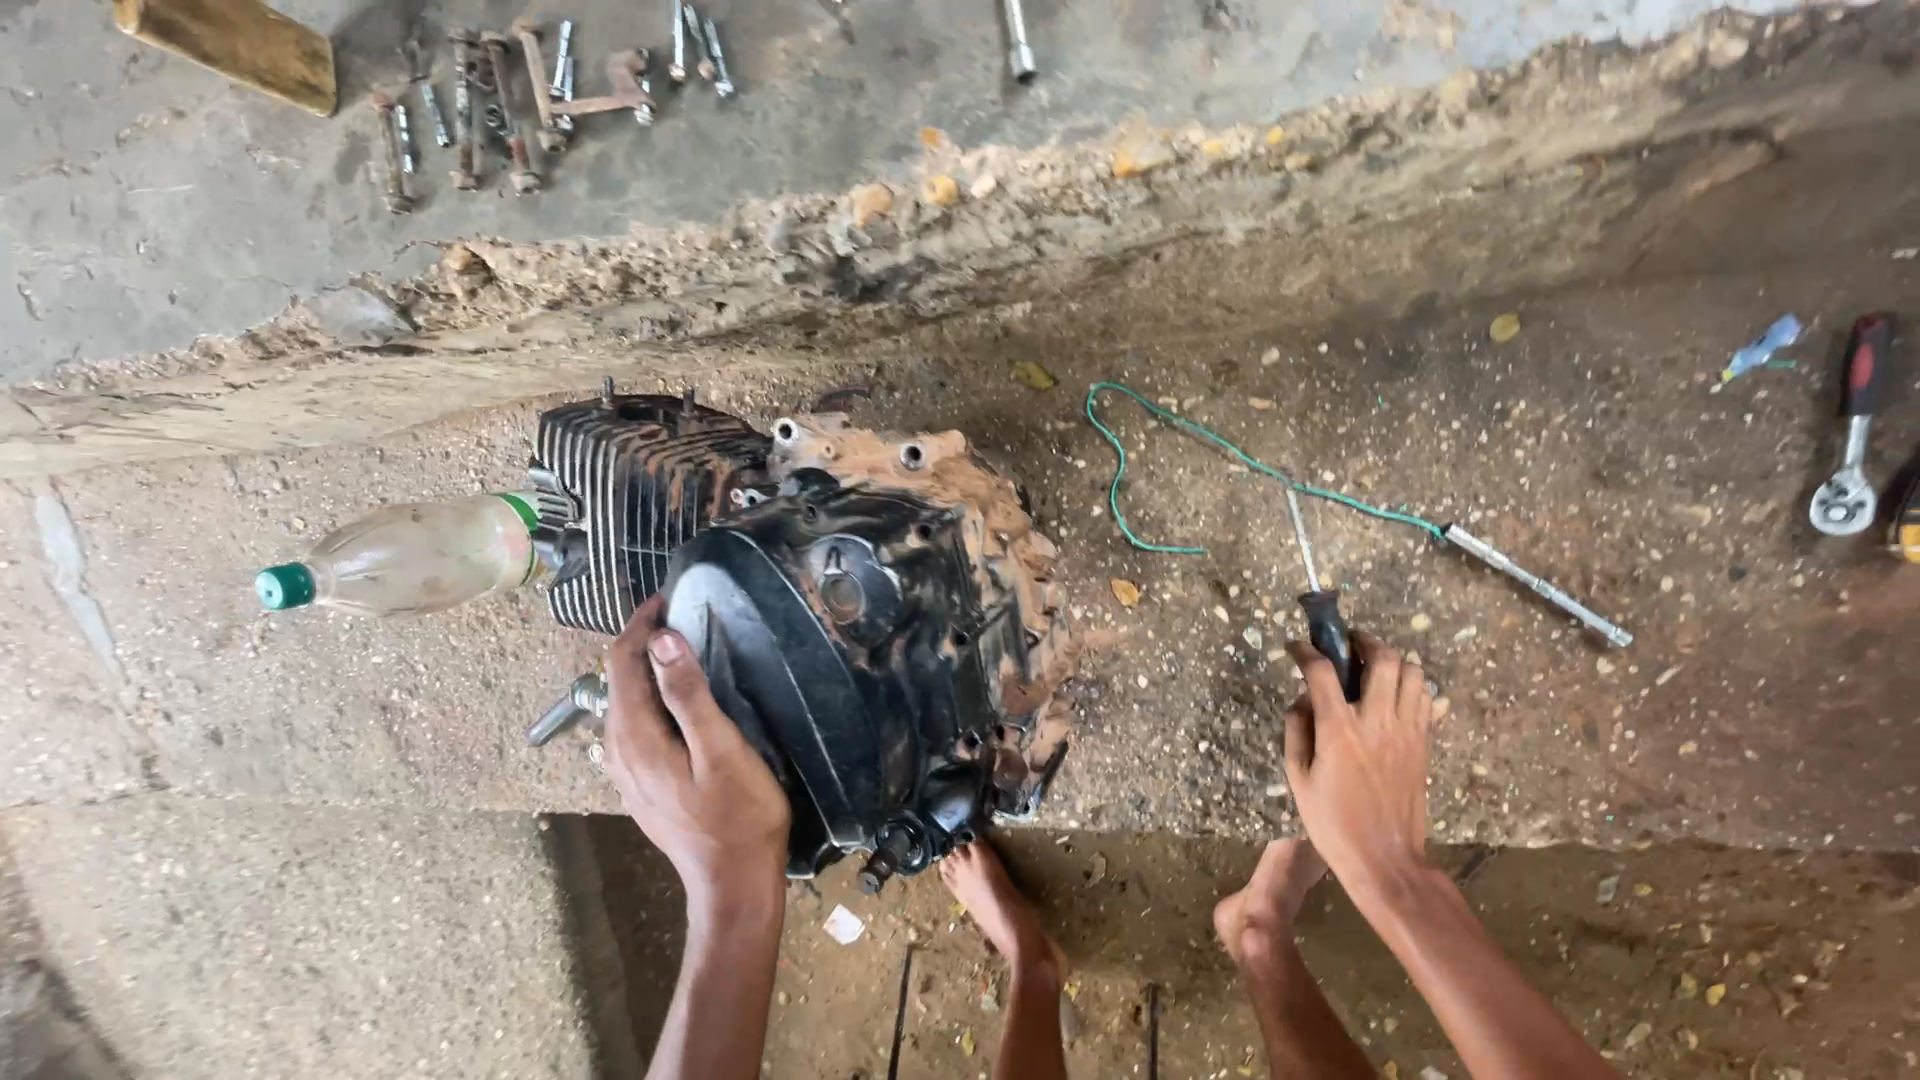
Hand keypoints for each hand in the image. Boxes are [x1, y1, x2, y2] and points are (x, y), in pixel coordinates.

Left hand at [602, 596, 790, 912]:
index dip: (641, 625)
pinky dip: (651, 696)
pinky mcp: (640, 783)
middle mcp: (618, 751)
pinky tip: (678, 698)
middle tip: (682, 615)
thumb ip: (689, 695)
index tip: (670, 597)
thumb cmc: (738, 814)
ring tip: (683, 646)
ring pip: (624, 702)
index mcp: (635, 736)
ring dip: (646, 668)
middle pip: (618, 680)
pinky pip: (634, 724)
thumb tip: (663, 641)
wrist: (732, 880)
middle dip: (643, 641)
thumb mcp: (721, 750)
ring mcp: (626, 771)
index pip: (622, 662)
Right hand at [1282, 633, 1434, 902]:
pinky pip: (1427, 700)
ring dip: (1393, 661)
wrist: (1385, 857)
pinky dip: (1413, 687)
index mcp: (1339, 730)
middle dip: (1364, 641)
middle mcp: (1377, 722)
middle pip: (1384, 659)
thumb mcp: (1297, 776)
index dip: (1306, 652)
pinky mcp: (1425, 744)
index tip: (1295, 647)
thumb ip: (1296, 730)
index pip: (1322, 672)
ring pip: (1414, 674)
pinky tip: (1395, 694)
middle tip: (1347, 643)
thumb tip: (1302, 699)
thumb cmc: (1331, 821)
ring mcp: (1407, 732)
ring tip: (1373, 667)